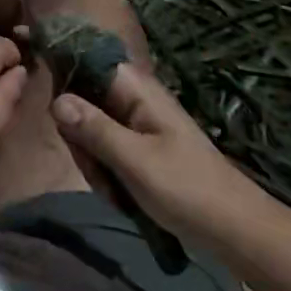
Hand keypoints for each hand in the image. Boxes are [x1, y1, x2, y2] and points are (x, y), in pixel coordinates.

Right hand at [52, 64, 268, 247]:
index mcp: (135, 87)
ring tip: (111, 190)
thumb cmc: (187, 189)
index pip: (86, 61)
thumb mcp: (134, 161)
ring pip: (92, 126)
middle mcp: (134, 96)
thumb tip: (55, 100)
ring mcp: (137, 120)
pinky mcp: (140, 144)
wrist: (236, 229)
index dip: (66, 82)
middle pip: (83, 99)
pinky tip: (117, 194)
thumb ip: (93, 128)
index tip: (60, 120)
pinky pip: (106, 146)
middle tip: (95, 171)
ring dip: (93, 159)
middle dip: (81, 136)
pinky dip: (106, 169)